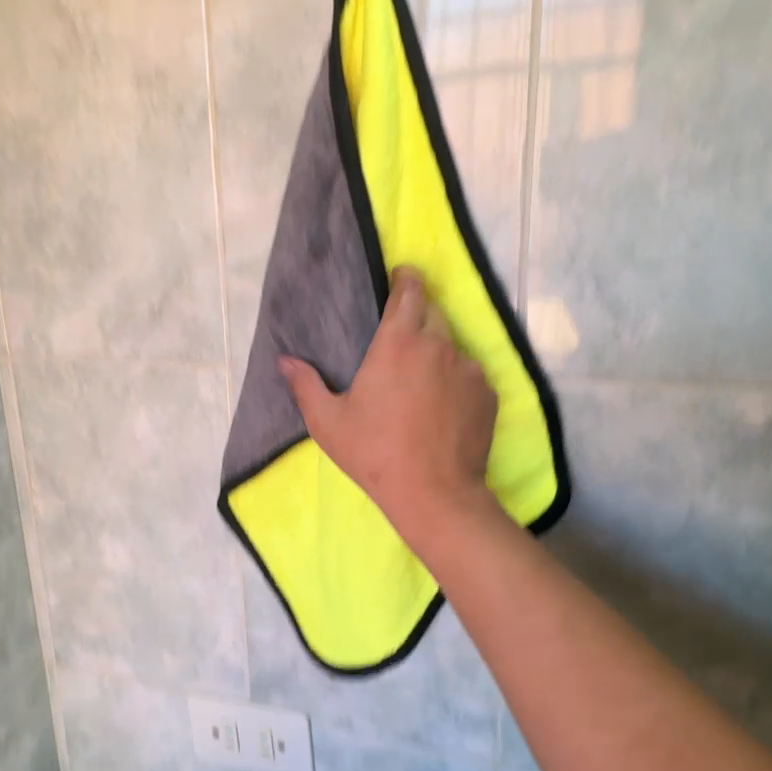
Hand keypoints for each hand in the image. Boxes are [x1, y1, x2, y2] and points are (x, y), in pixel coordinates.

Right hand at [278, 266, 499, 539]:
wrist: (435, 493)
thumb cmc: (374, 454)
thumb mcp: (328, 422)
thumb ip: (305, 385)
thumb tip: (284, 361)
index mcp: (397, 342)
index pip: (409, 290)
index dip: (405, 278)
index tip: (400, 277)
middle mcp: (437, 344)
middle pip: (432, 312)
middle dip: (417, 315)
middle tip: (399, 340)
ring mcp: (468, 368)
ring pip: (452, 344)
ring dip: (436, 351)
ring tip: (419, 381)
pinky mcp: (487, 392)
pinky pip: (469, 373)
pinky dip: (455, 379)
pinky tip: (440, 406)